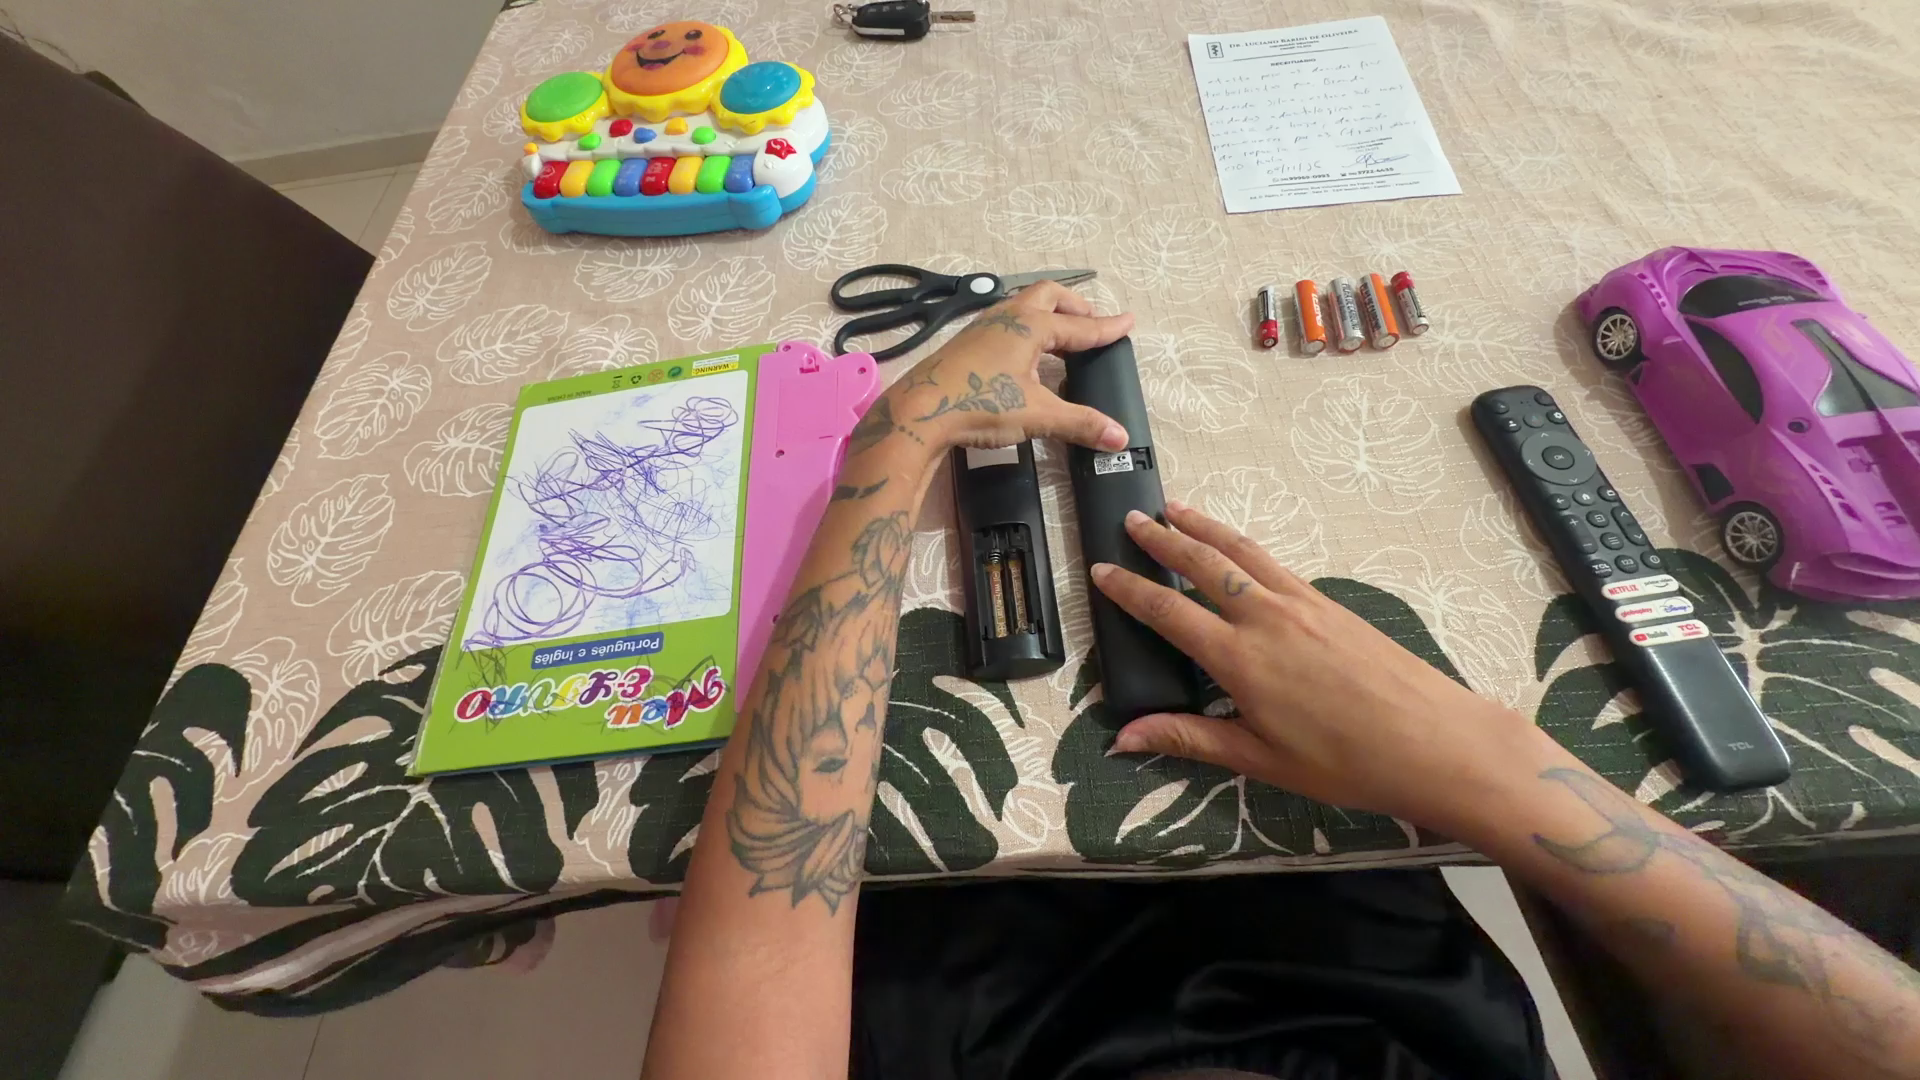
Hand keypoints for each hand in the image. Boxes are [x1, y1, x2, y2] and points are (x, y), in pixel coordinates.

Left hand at [886, 281, 1133, 452]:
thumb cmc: (979, 403)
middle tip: (1091, 324)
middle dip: (1074, 308)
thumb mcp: (1037, 415)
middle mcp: (1007, 317)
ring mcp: (982, 327)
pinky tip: (1023, 355)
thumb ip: (1080, 423)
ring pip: (1023, 308)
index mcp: (1030, 325)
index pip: (1079, 326)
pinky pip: (1005, 324)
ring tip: (1061, 338)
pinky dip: (1025, 329)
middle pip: (1049, 296)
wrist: (919, 411)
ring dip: (1047, 315)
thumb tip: (1119, 437)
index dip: (1106, 328)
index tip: (1127, 322)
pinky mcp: (965, 344)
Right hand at [1088, 501, 1547, 831]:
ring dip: (1202, 527)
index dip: (1129, 589)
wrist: (1439, 743)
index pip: (1167, 611)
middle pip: (1201, 564)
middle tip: (1131, 520)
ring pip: (1239, 551)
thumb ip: (1187, 738)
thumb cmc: (1345, 762)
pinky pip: (1271, 561)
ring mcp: (1299, 602)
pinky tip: (1235, 545)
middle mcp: (1264, 617)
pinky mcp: (1327, 601)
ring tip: (1174, 508)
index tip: (1101, 570)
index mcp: (1239, 658)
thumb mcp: (1259, 758)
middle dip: (1161, 539)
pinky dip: (1240, 544)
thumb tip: (1121, 739)